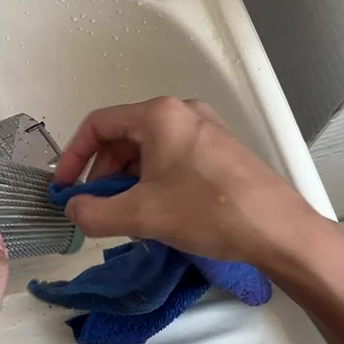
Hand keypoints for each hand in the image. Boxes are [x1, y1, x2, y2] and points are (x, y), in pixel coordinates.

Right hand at [53, 97, 321, 266]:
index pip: (98, 124)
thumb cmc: (207, 212)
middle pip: (123, 136)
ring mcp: (205, 129)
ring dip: (128, 181)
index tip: (64, 188)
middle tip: (98, 207)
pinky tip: (158, 213)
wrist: (278, 231)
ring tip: (128, 216)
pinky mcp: (221, 149)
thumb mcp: (140, 216)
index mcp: (159, 115)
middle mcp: (181, 112)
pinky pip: (172, 158)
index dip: (73, 156)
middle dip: (103, 173)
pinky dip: (154, 181)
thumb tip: (73, 210)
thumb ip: (93, 212)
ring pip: (148, 150)